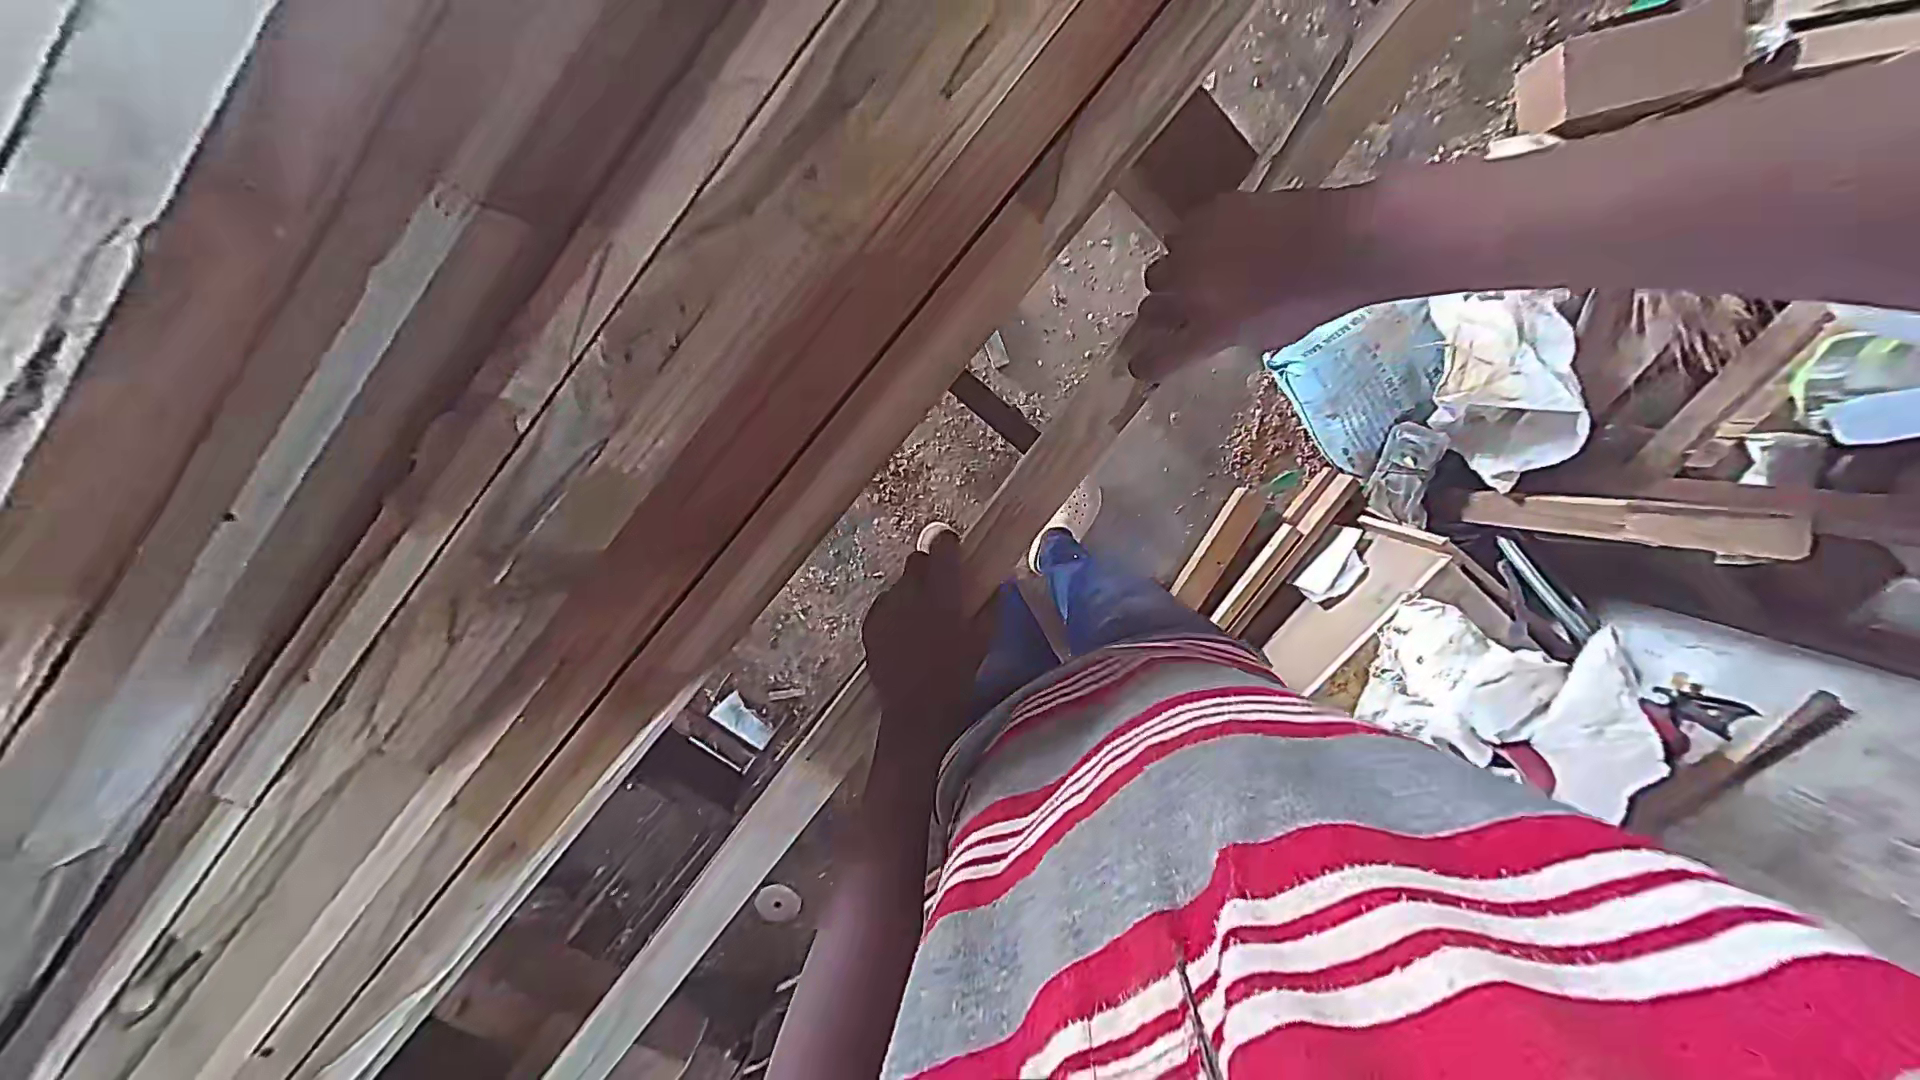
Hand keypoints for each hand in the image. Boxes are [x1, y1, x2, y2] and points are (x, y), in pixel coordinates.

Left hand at [861, 530, 991, 769]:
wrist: (917, 712)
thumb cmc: (957, 677)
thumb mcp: (982, 641)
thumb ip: (991, 609)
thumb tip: (1000, 587)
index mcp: (942, 594)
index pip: (941, 550)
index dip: (947, 543)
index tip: (951, 544)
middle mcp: (910, 594)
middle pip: (915, 561)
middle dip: (927, 567)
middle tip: (939, 585)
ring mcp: (886, 609)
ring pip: (898, 584)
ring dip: (910, 591)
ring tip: (921, 614)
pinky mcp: (870, 626)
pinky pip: (883, 605)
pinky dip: (894, 610)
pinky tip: (903, 629)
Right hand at [1131, 188, 1380, 381]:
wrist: (1343, 242)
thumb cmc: (1315, 301)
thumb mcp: (1265, 337)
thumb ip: (1226, 336)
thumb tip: (1211, 331)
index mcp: (1208, 332)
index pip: (1155, 359)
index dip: (1146, 365)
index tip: (1144, 365)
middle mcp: (1191, 294)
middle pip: (1150, 311)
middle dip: (1161, 314)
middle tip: (1181, 311)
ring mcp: (1195, 251)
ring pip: (1160, 270)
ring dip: (1174, 276)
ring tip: (1198, 271)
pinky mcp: (1208, 215)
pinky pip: (1181, 233)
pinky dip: (1192, 242)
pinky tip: (1216, 242)